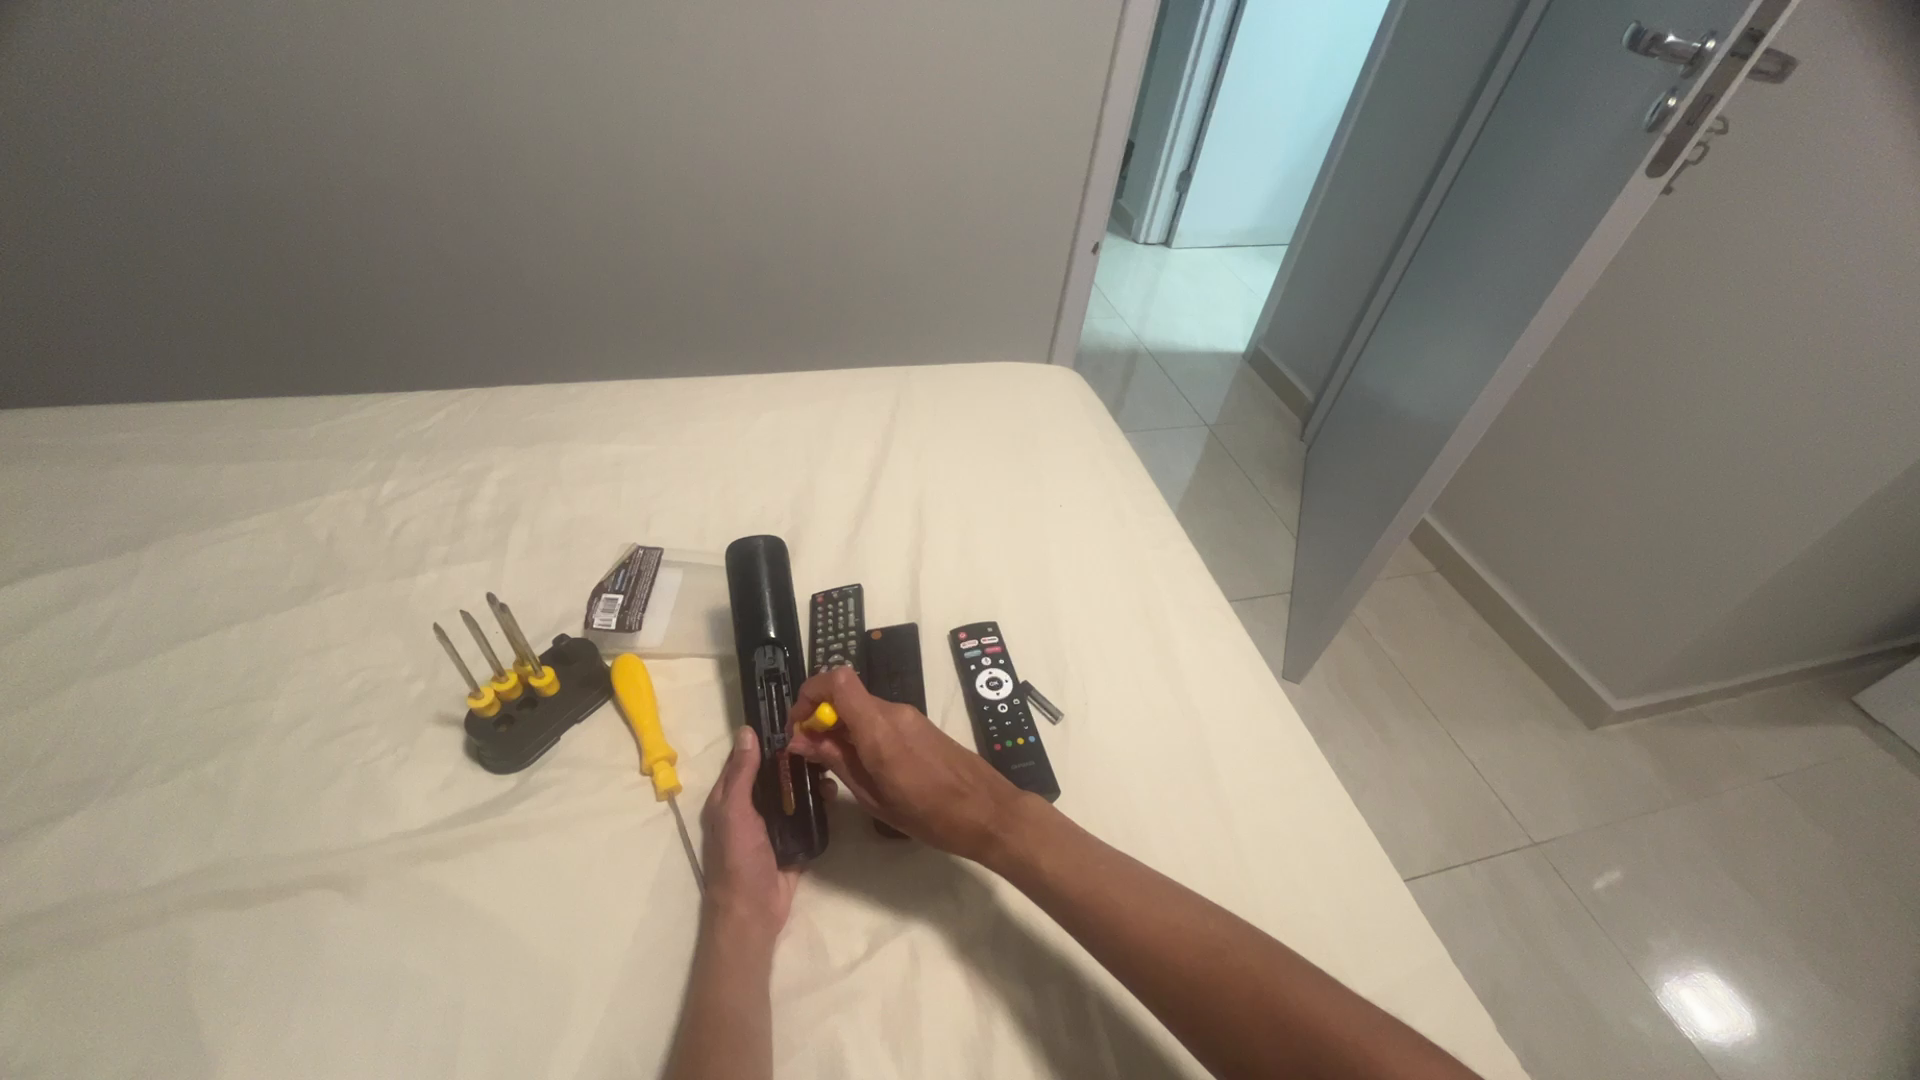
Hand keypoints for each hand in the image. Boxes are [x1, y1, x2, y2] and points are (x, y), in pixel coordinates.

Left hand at [699, 726, 819, 941]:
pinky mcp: (794, 836)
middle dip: (795, 758)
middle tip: (821, 741)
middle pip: (774, 772)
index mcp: (729, 797)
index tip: (791, 718)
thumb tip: (747, 731)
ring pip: (794, 790)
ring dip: (810, 779)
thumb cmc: (737, 860)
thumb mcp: (734, 812)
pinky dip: (820, 801)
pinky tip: (833, 791)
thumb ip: (741, 774)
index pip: (746, 758)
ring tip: (831, 766)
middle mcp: (751, 805)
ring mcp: (774, 821)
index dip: (764, 739)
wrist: (754, 911)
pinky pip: (808, 812)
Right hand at [786, 666, 1034, 863]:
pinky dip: (861, 731)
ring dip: (840, 726)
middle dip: (820, 716)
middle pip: (845, 694)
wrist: (988, 812)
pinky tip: (862, 764)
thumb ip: (837, 762)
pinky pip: (879, 718)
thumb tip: (800, 740)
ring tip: (833, 765)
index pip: (837, 680)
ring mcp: (909, 715)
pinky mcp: (919, 724)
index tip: (798, 727)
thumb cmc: (930, 815)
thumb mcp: (874, 798)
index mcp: (880, 730)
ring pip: (861, 707)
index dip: (809, 694)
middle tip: (808, 753)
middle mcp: (894, 712)